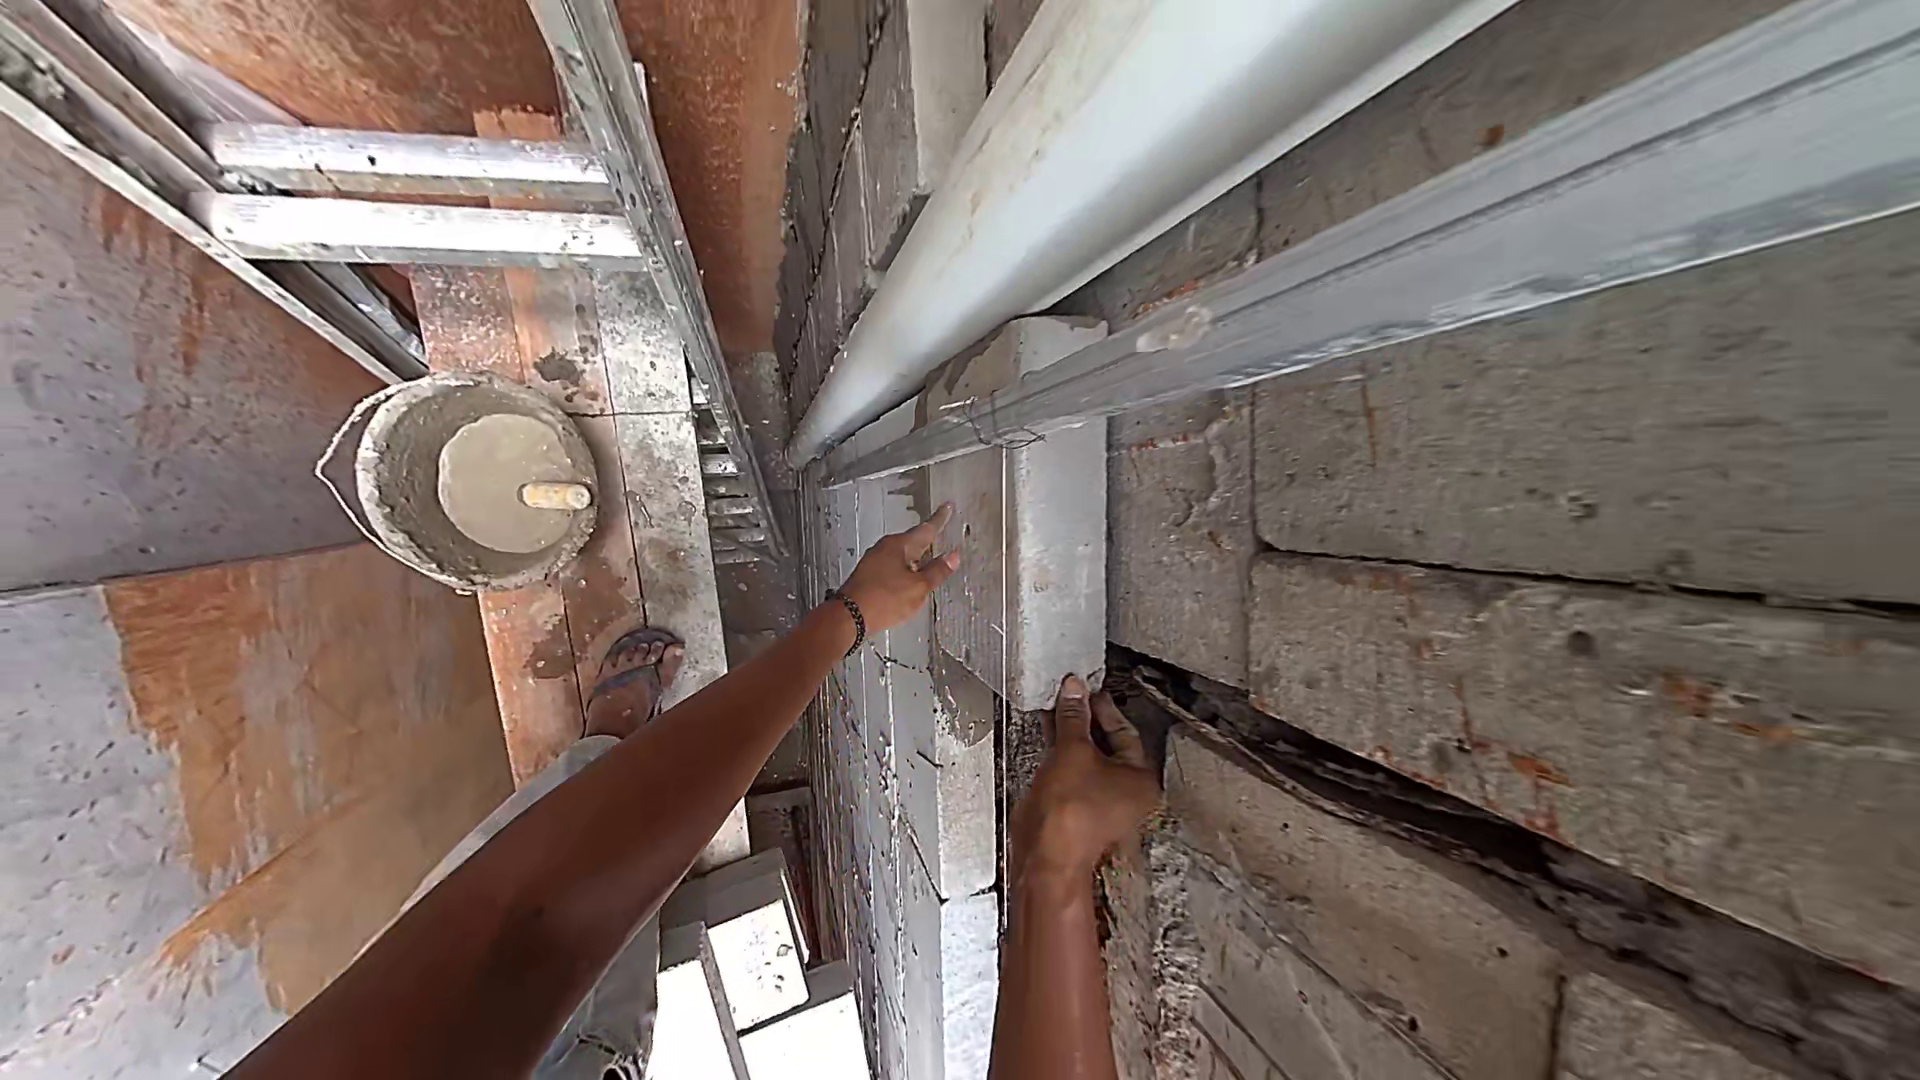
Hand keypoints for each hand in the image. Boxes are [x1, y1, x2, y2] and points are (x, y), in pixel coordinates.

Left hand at [837, 502, 960, 632]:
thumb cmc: (881, 600)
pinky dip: (904, 570)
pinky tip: (907, 580)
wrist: (848, 617)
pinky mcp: (867, 577)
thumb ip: (937, 571)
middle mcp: (883, 549)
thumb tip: (952, 557)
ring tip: (927, 559)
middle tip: (939, 530)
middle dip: (927, 538)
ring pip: (901, 555)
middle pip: (912, 541)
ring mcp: (873, 562)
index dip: (940, 519)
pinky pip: (891, 568)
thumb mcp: (918, 587)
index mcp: (898, 546)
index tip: (947, 508)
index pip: (926, 529)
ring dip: (915, 557)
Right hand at [1011, 675, 1161, 879]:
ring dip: (1070, 729)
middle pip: (1106, 741)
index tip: (1085, 688)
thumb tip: (1074, 690)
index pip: (1124, 730)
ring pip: (1086, 753)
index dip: (1102, 706)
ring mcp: (1098, 797)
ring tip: (1055, 703)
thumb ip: (1073, 716)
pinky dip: (1060, 745)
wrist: (1044, 852)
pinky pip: (1071, 765)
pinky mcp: (1074, 801)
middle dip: (1085, 716)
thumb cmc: (1070, 814)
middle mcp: (1124, 790)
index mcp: (1139, 779)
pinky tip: (1048, 726)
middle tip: (1070, 693)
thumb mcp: (1073, 750)